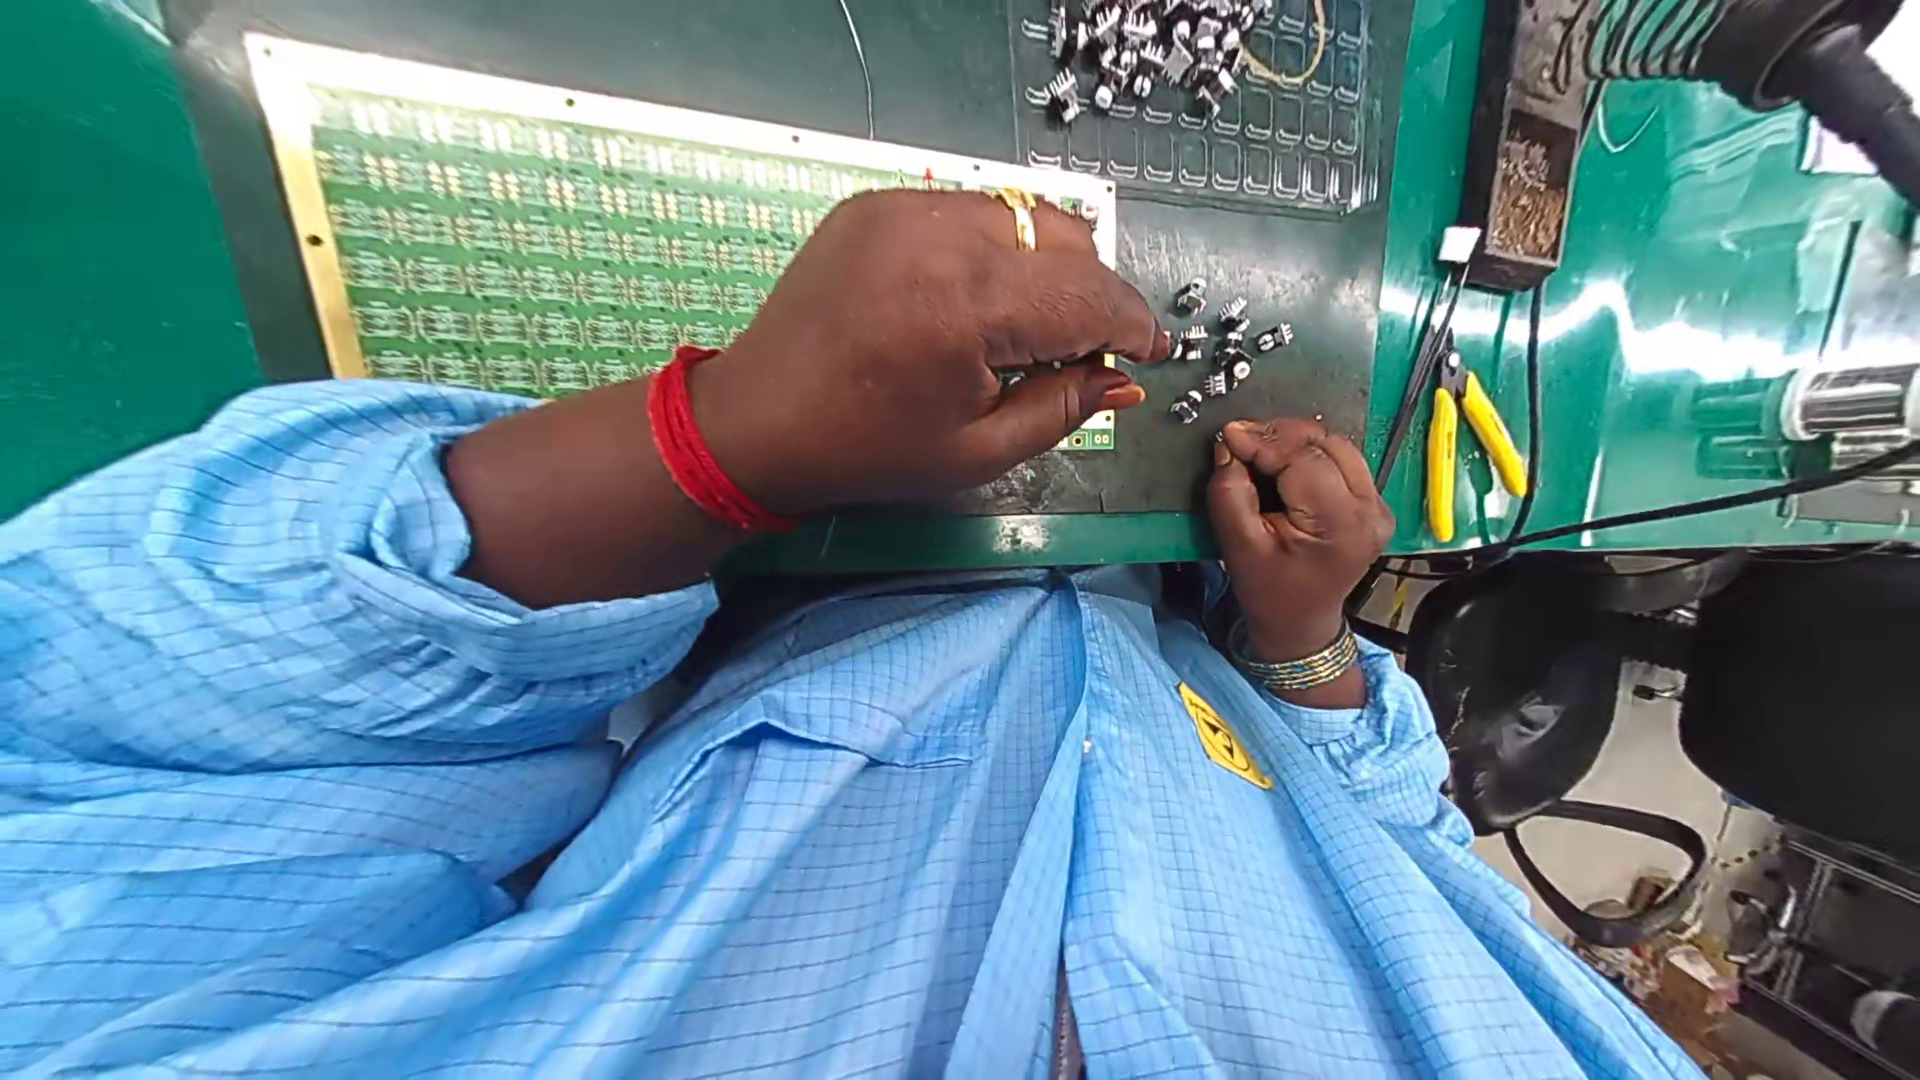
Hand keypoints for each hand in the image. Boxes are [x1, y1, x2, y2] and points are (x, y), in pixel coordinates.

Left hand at [448, 188, 1164, 606]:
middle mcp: (942, 235)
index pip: (1087, 295)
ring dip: (1047, 266)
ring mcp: (903, 207)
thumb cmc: (870, 452)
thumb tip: (1121, 379)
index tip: (1150, 351)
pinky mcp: (875, 204)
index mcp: (969, 307)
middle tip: (1087, 346)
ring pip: (1019, 215)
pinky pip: (967, 213)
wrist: (759, 421)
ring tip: (1033, 324)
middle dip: (1094, 293)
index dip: (1130, 324)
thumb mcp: (976, 451)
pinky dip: (995, 250)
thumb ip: (1060, 409)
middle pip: (1064, 237)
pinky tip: (978, 298)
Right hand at [1207, 418, 1392, 663]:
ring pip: (1337, 445)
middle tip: (1239, 437)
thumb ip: (1229, 493)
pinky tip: (1280, 460)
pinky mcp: (1372, 502)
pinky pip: (1341, 459)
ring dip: (1294, 440)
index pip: (1304, 460)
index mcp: (1339, 524)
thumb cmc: (1266, 588)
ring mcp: (1377, 504)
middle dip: (1279, 434)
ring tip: (1256, 446)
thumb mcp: (1237, 545)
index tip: (1227, 433)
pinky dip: (1307, 451)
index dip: (1264, 441)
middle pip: (1327, 444)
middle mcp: (1370, 509)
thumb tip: (1228, 446)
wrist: (1298, 620)